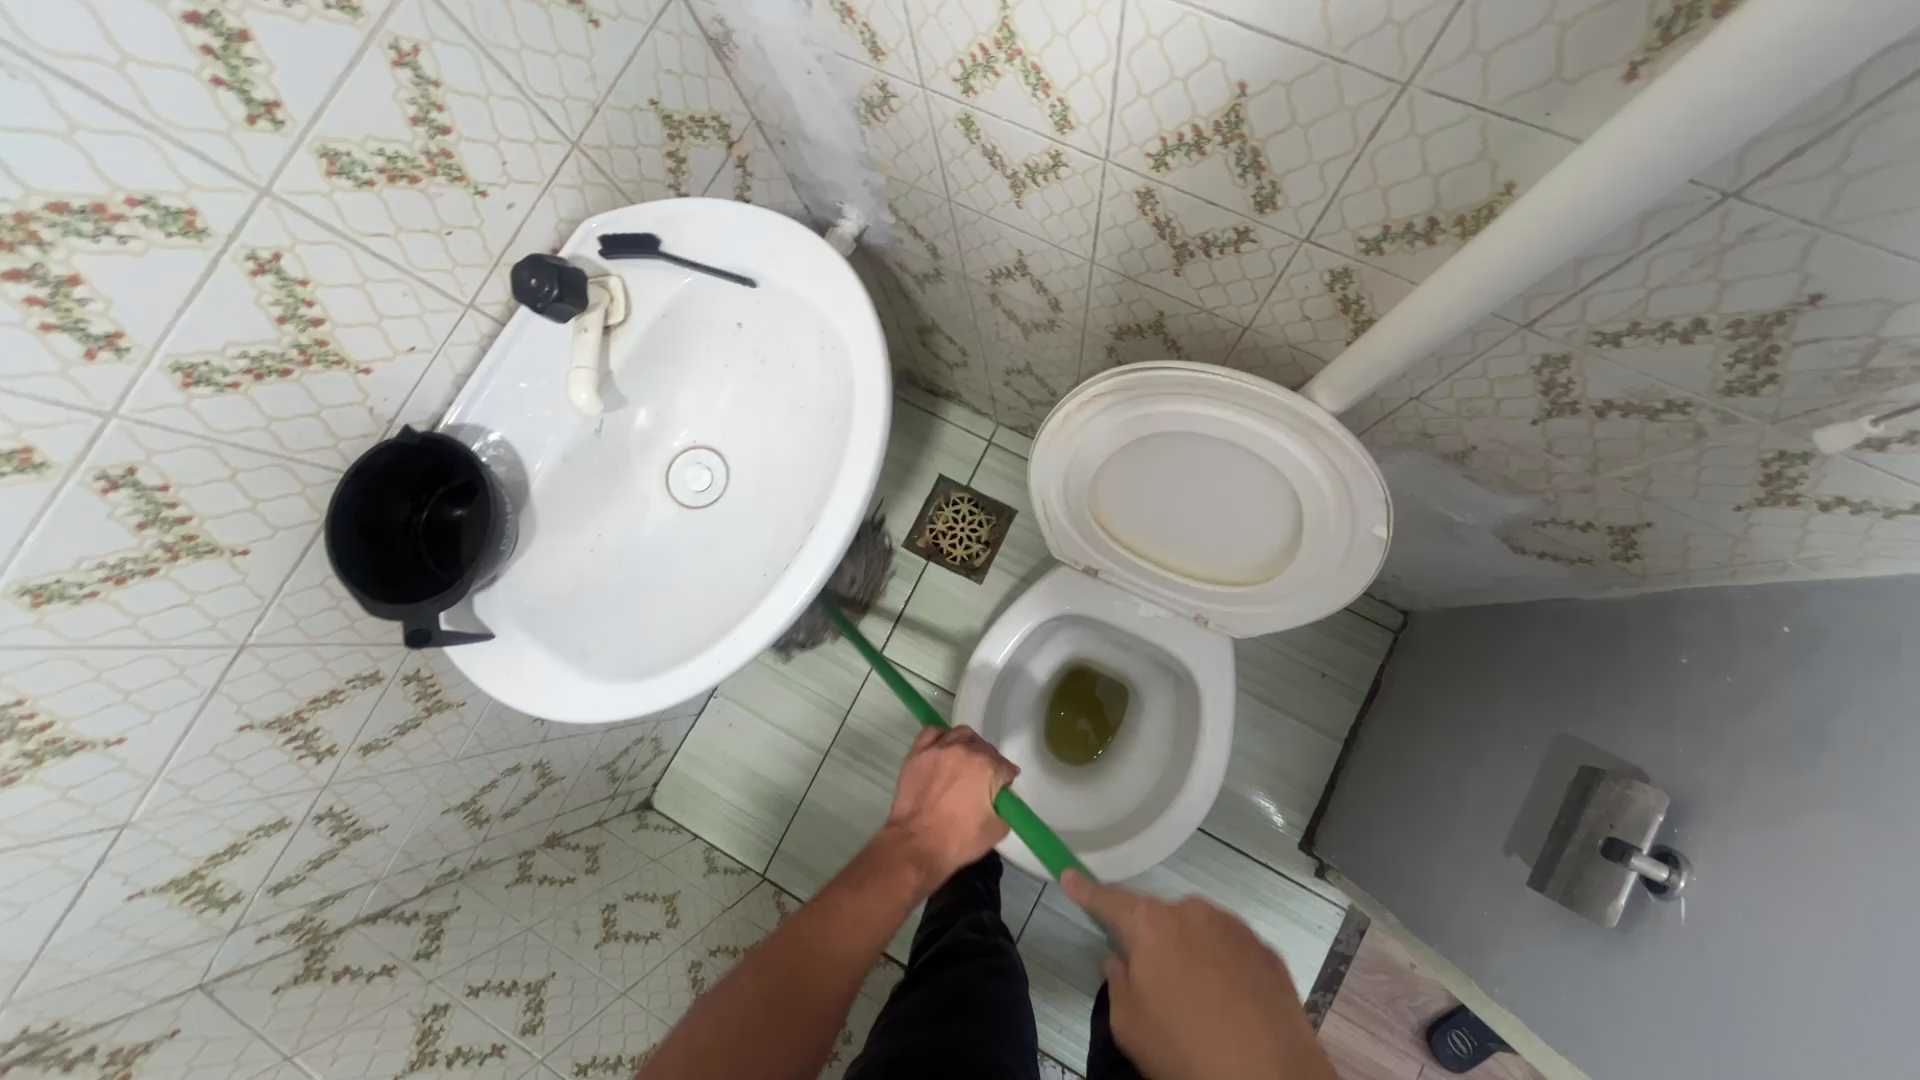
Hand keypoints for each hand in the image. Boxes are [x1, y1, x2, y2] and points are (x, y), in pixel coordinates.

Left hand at [883, 726, 1018, 888]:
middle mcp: (964, 750)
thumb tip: (1001, 799)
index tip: (1002, 791)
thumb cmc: (958, 840)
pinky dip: (941, 738)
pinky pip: (932, 733)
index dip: (1005, 780)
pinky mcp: (917, 753)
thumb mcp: (997, 830)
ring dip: (968, 745)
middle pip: (985, 748)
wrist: (916, 844)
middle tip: (983, 782)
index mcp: (987, 767)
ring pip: (961, 734)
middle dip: (989, 763)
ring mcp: (938, 749)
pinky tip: (942, 750)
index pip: (1005, 767)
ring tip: (965, 762)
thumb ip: (1006, 808)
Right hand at [1062, 871, 1335, 1079]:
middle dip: (1151, 942)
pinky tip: (1230, 1007)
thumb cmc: (1187, 1049)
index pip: (1109, 900)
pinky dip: (1224, 969)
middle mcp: (1193, 912)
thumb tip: (1122, 963)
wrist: (1272, 1076)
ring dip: (1190, 954)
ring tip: (1199, 1004)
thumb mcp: (1129, 1025)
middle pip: (1159, 919)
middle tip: (1155, 986)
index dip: (1086, 891)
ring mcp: (1235, 928)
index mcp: (1152, 925)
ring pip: (1198, 933)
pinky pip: (1231, 951)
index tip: (1069, 875)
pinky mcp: (1267, 951)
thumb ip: (1117, 983)